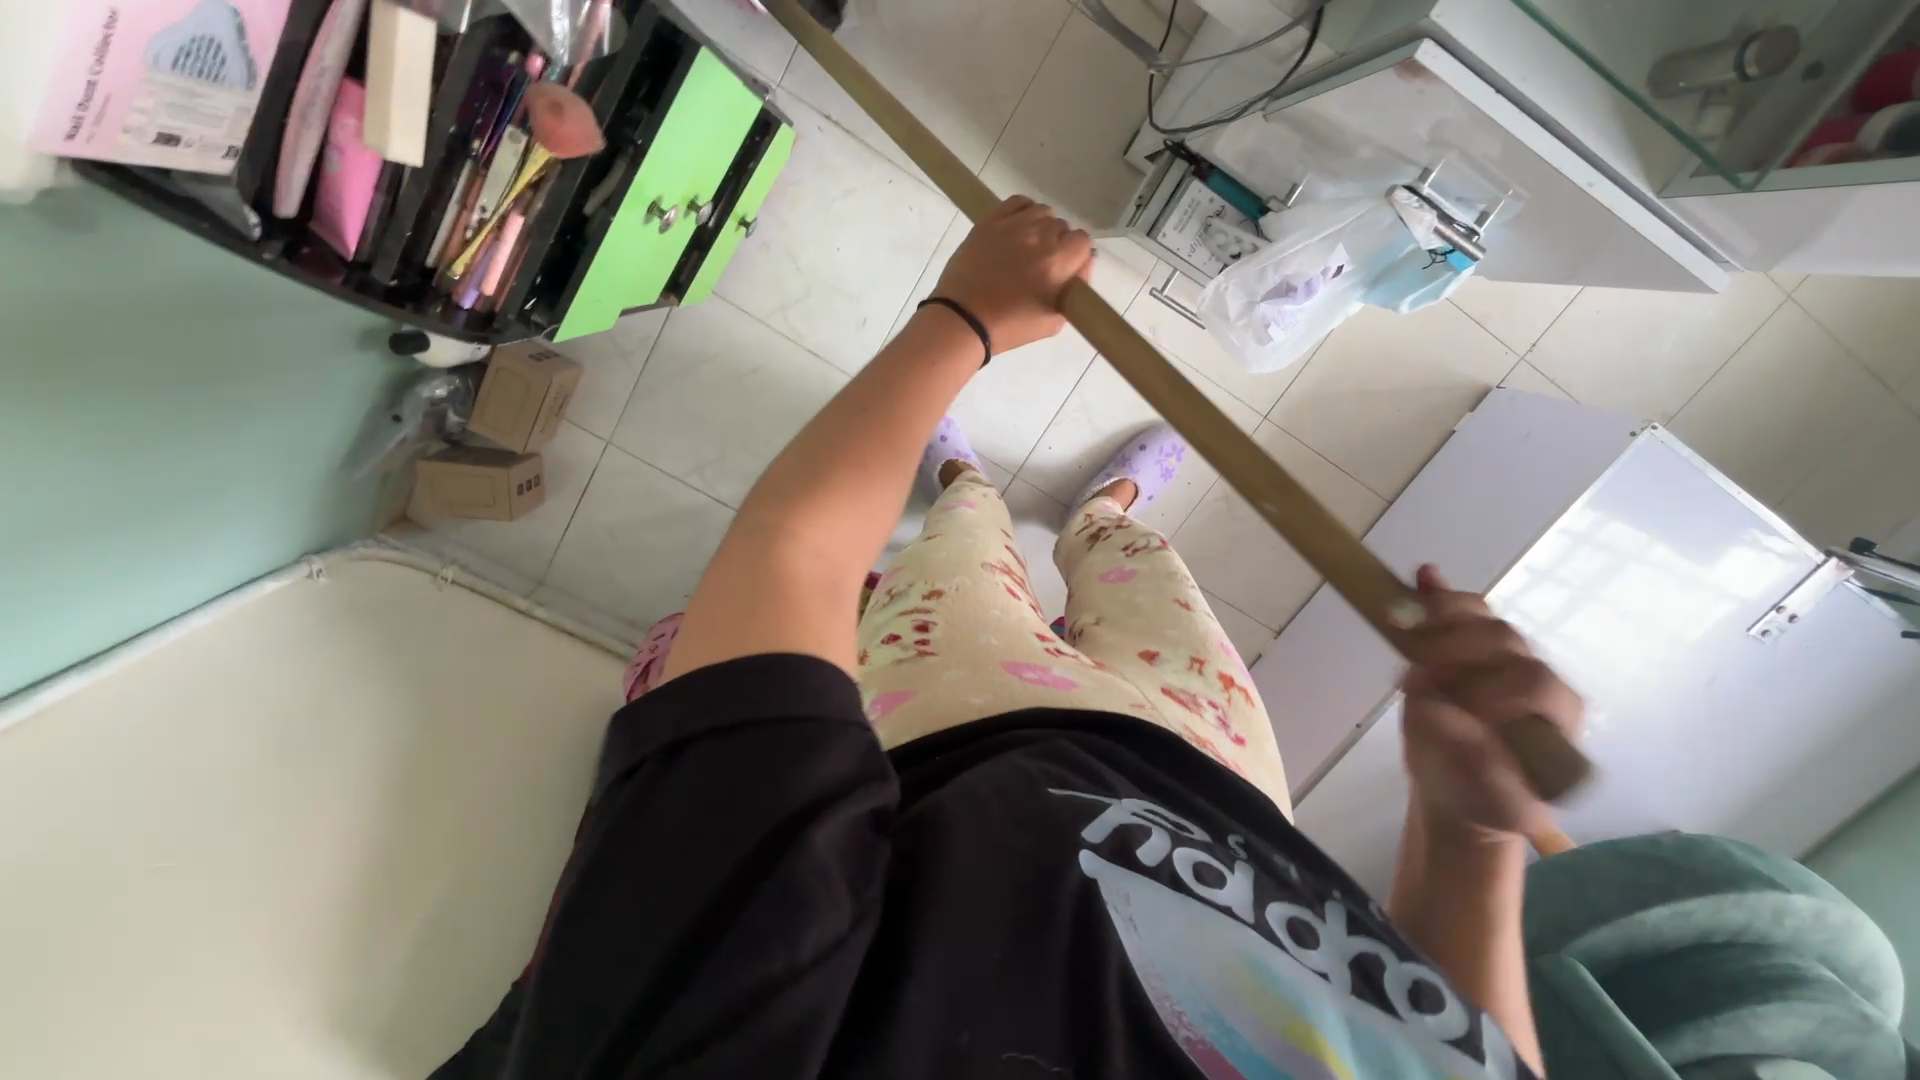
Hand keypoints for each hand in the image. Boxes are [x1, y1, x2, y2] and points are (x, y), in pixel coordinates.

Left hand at [930, 195, 1093, 354]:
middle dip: (1057, 244)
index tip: (1064, 270)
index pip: (1083, 241)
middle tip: (1041, 266)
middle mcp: (1039, 237)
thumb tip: (1081, 266)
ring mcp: (1013, 225)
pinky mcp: (990, 221)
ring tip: (1028, 247)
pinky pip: (1017, 202)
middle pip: (1061, 227)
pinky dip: (1024, 211)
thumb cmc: (1009, 327)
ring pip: (1042, 212)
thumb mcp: (1053, 321)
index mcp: (1057, 262)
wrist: (963, 320)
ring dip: (1040, 227)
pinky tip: (1018, 228)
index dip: (1076, 255)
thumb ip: (1074, 291)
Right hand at [1399, 565, 1583, 838]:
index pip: (1534, 680)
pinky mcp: (1465, 644)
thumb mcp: (1488, 797)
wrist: (1464, 788)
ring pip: (1480, 618)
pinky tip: (1423, 576)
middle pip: (1503, 639)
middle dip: (1453, 649)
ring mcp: (1499, 655)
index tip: (1450, 703)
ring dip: (1438, 615)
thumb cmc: (1482, 797)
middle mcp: (1533, 675)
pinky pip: (1457, 611)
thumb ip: (1472, 758)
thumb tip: (1434, 711)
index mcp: (1553, 715)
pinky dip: (1437, 593)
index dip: (1491, 685)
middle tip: (1411, 672)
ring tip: (1398, 622)